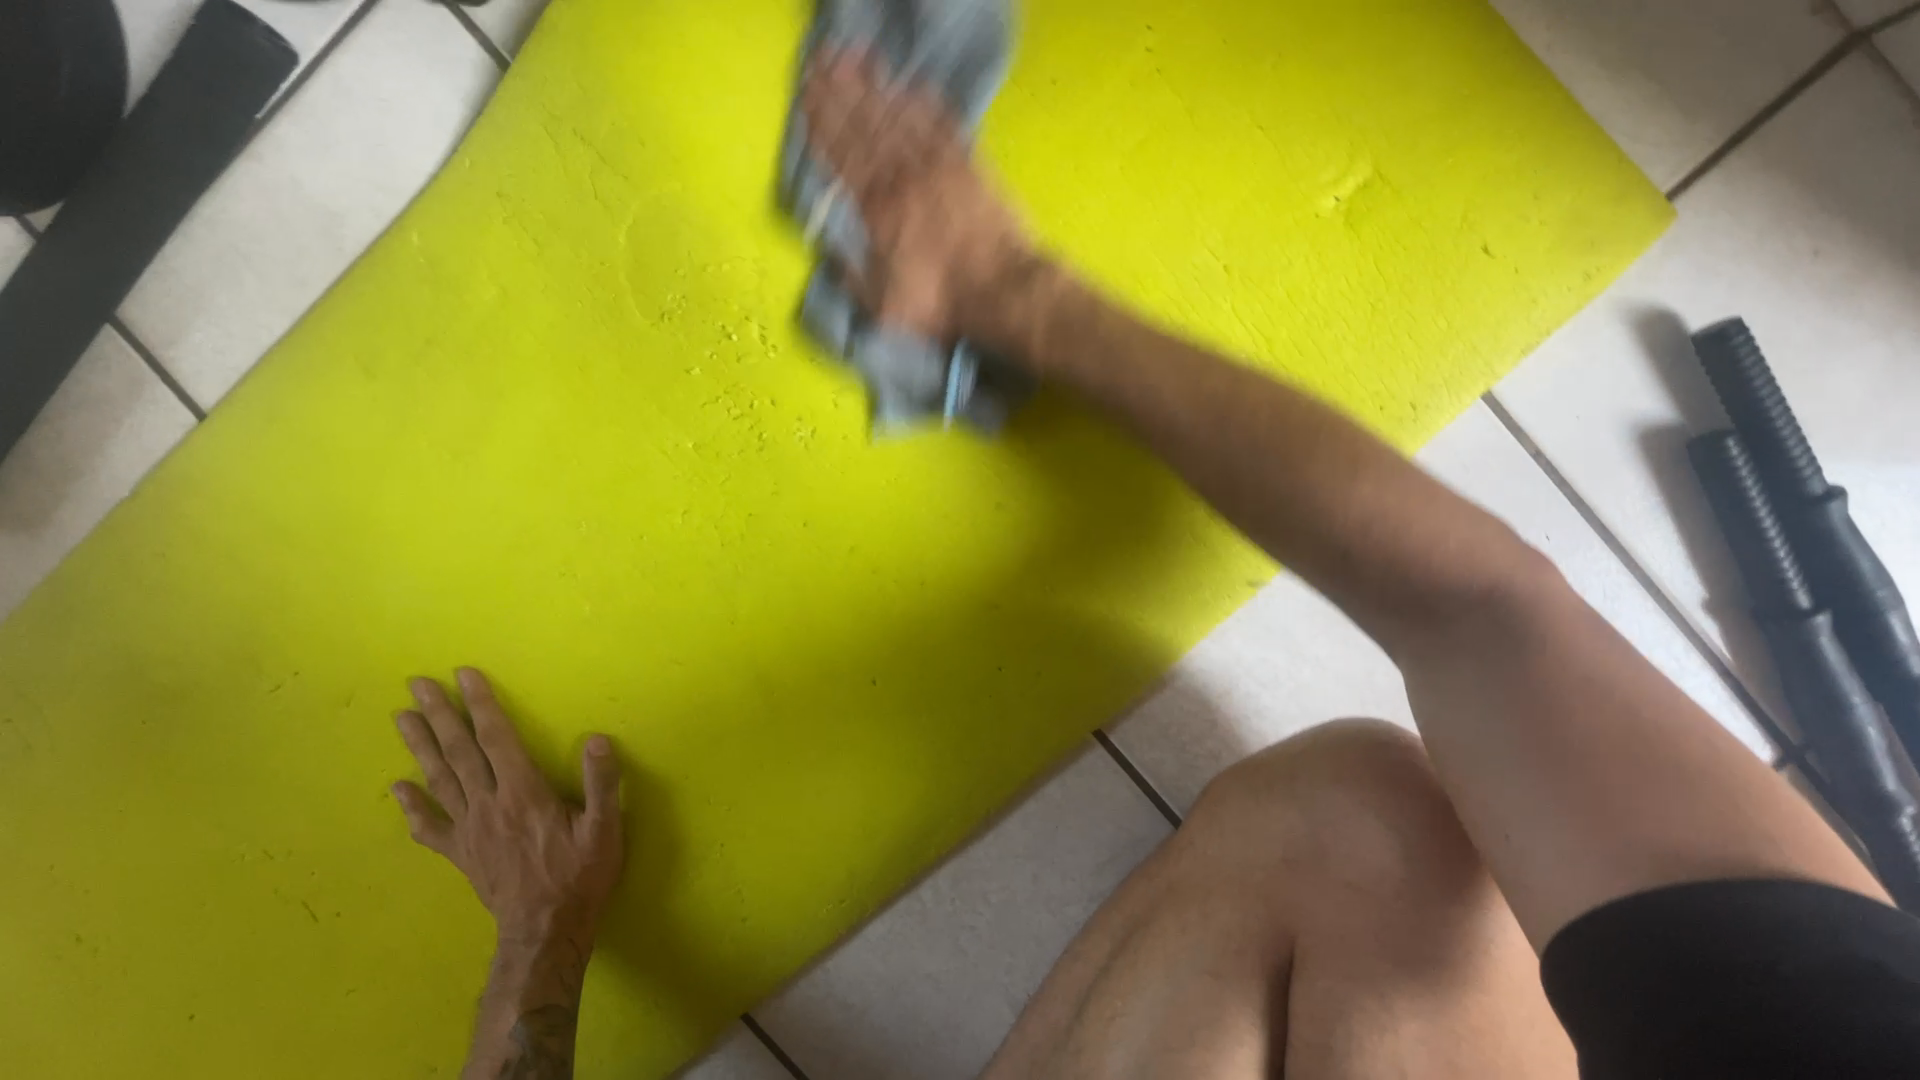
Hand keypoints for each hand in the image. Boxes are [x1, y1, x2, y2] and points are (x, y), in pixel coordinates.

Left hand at [391, 668, 624, 948]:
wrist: (545, 930)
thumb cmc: (580, 875)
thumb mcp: (604, 828)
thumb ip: (602, 783)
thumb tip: (597, 739)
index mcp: (523, 794)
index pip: (497, 738)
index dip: (481, 704)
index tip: (464, 675)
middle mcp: (488, 805)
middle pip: (459, 752)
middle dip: (439, 715)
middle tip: (417, 684)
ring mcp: (469, 830)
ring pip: (439, 779)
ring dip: (419, 746)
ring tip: (401, 717)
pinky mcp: (461, 853)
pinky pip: (430, 827)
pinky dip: (412, 806)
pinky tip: (398, 789)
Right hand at [801, 49, 1053, 357]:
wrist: (1003, 290)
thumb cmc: (940, 303)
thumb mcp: (882, 305)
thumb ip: (851, 277)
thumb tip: (828, 253)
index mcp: (877, 209)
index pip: (842, 156)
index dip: (822, 125)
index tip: (806, 98)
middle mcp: (904, 178)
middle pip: (866, 128)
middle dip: (841, 94)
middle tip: (823, 65)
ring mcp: (940, 167)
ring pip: (901, 119)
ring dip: (877, 89)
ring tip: (857, 63)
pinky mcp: (972, 166)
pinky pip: (944, 126)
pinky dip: (927, 104)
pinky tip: (914, 87)